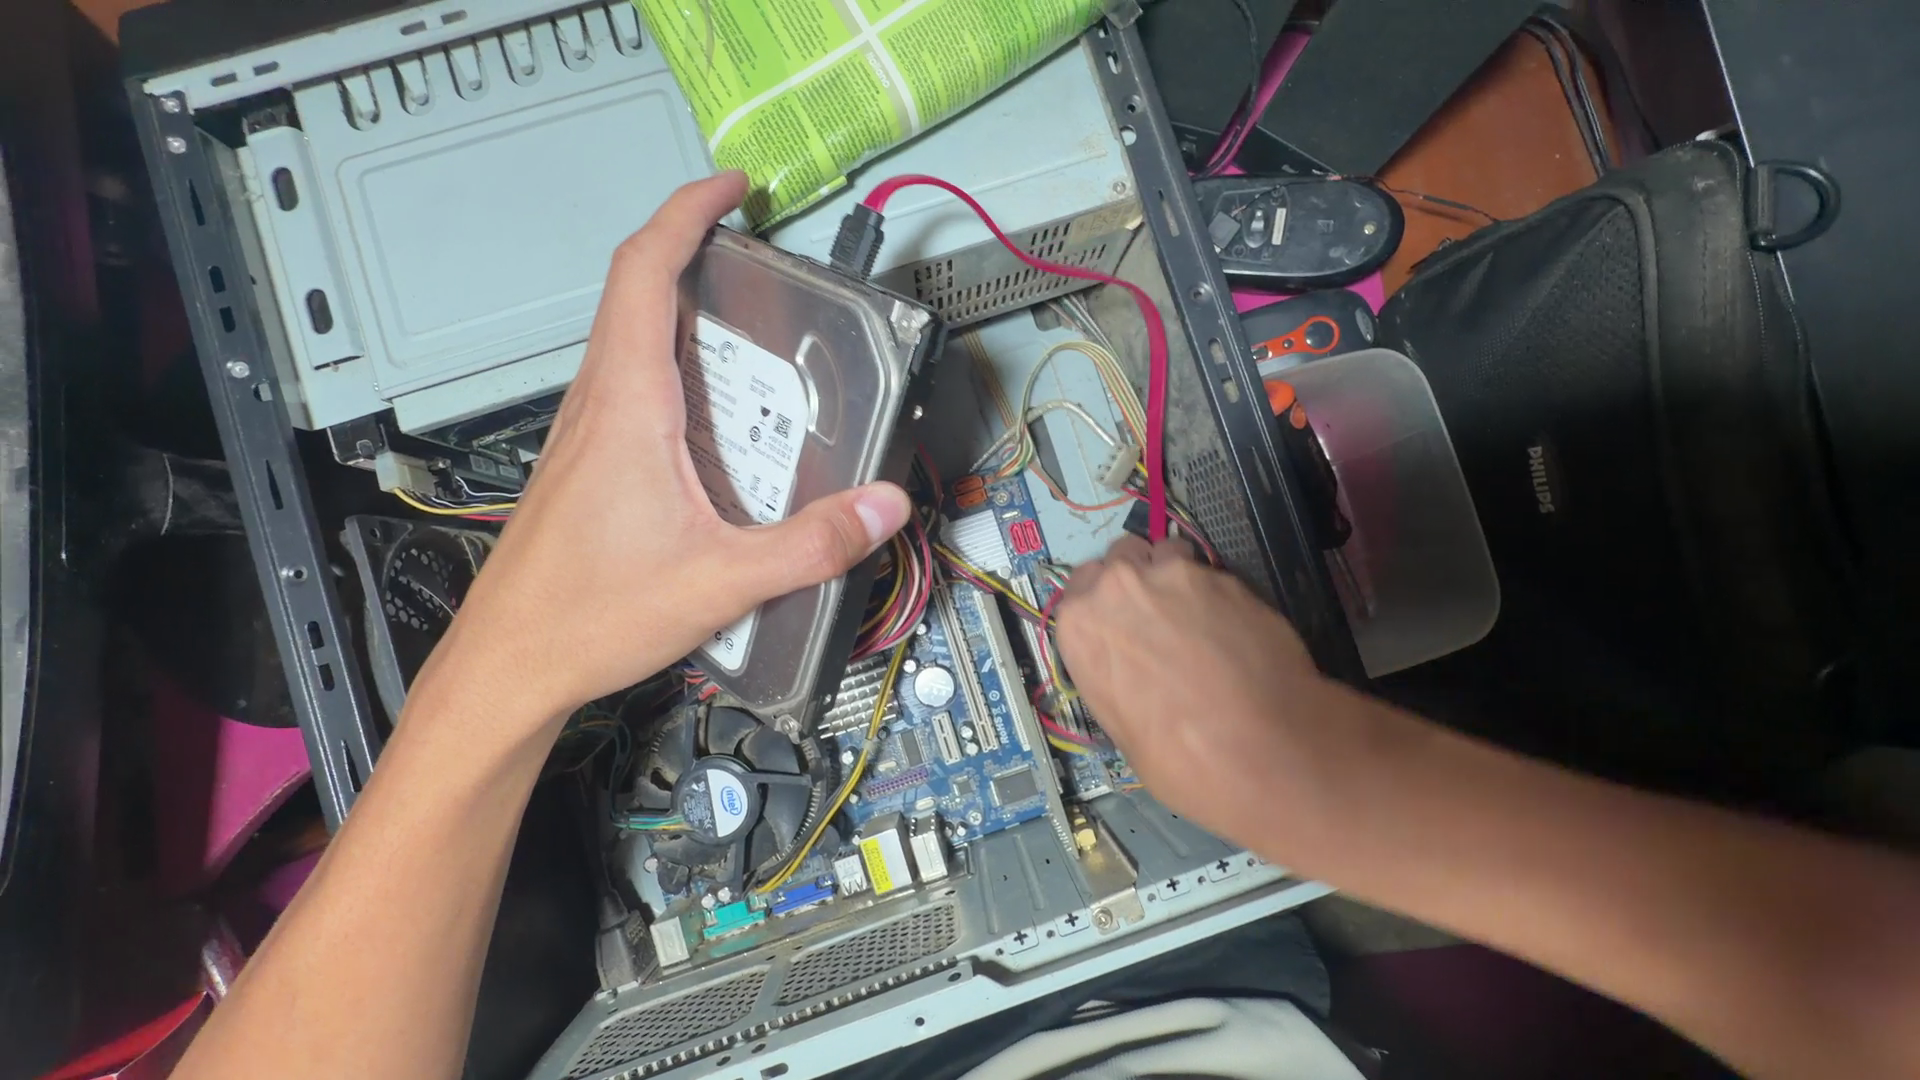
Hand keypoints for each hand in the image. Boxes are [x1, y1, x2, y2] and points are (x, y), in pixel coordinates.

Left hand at [416, 173, 910, 723]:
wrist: (509, 664)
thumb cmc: (589, 616)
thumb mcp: (721, 580)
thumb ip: (810, 544)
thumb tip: (882, 506)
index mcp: (627, 407)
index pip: (644, 273)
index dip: (686, 214)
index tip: (731, 190)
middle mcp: (600, 407)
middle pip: (636, 294)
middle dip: (693, 254)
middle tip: (758, 261)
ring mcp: (589, 435)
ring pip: (630, 340)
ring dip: (682, 312)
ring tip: (751, 331)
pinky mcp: (592, 466)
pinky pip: (631, 388)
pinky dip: (674, 368)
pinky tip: (716, 420)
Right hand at [1053, 536, 1349, 842]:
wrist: (1256, 749)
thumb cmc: (1174, 756)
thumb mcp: (1116, 721)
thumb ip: (1116, 670)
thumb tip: (1135, 668)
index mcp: (1080, 622)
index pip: (1080, 584)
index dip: (1101, 601)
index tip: (1118, 619)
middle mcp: (1120, 586)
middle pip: (1121, 555)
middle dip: (1136, 577)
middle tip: (1158, 615)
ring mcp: (1176, 575)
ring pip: (1169, 553)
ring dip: (1176, 577)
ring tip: (1199, 616)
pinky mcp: (1228, 578)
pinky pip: (1213, 575)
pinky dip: (1218, 595)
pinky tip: (1235, 631)